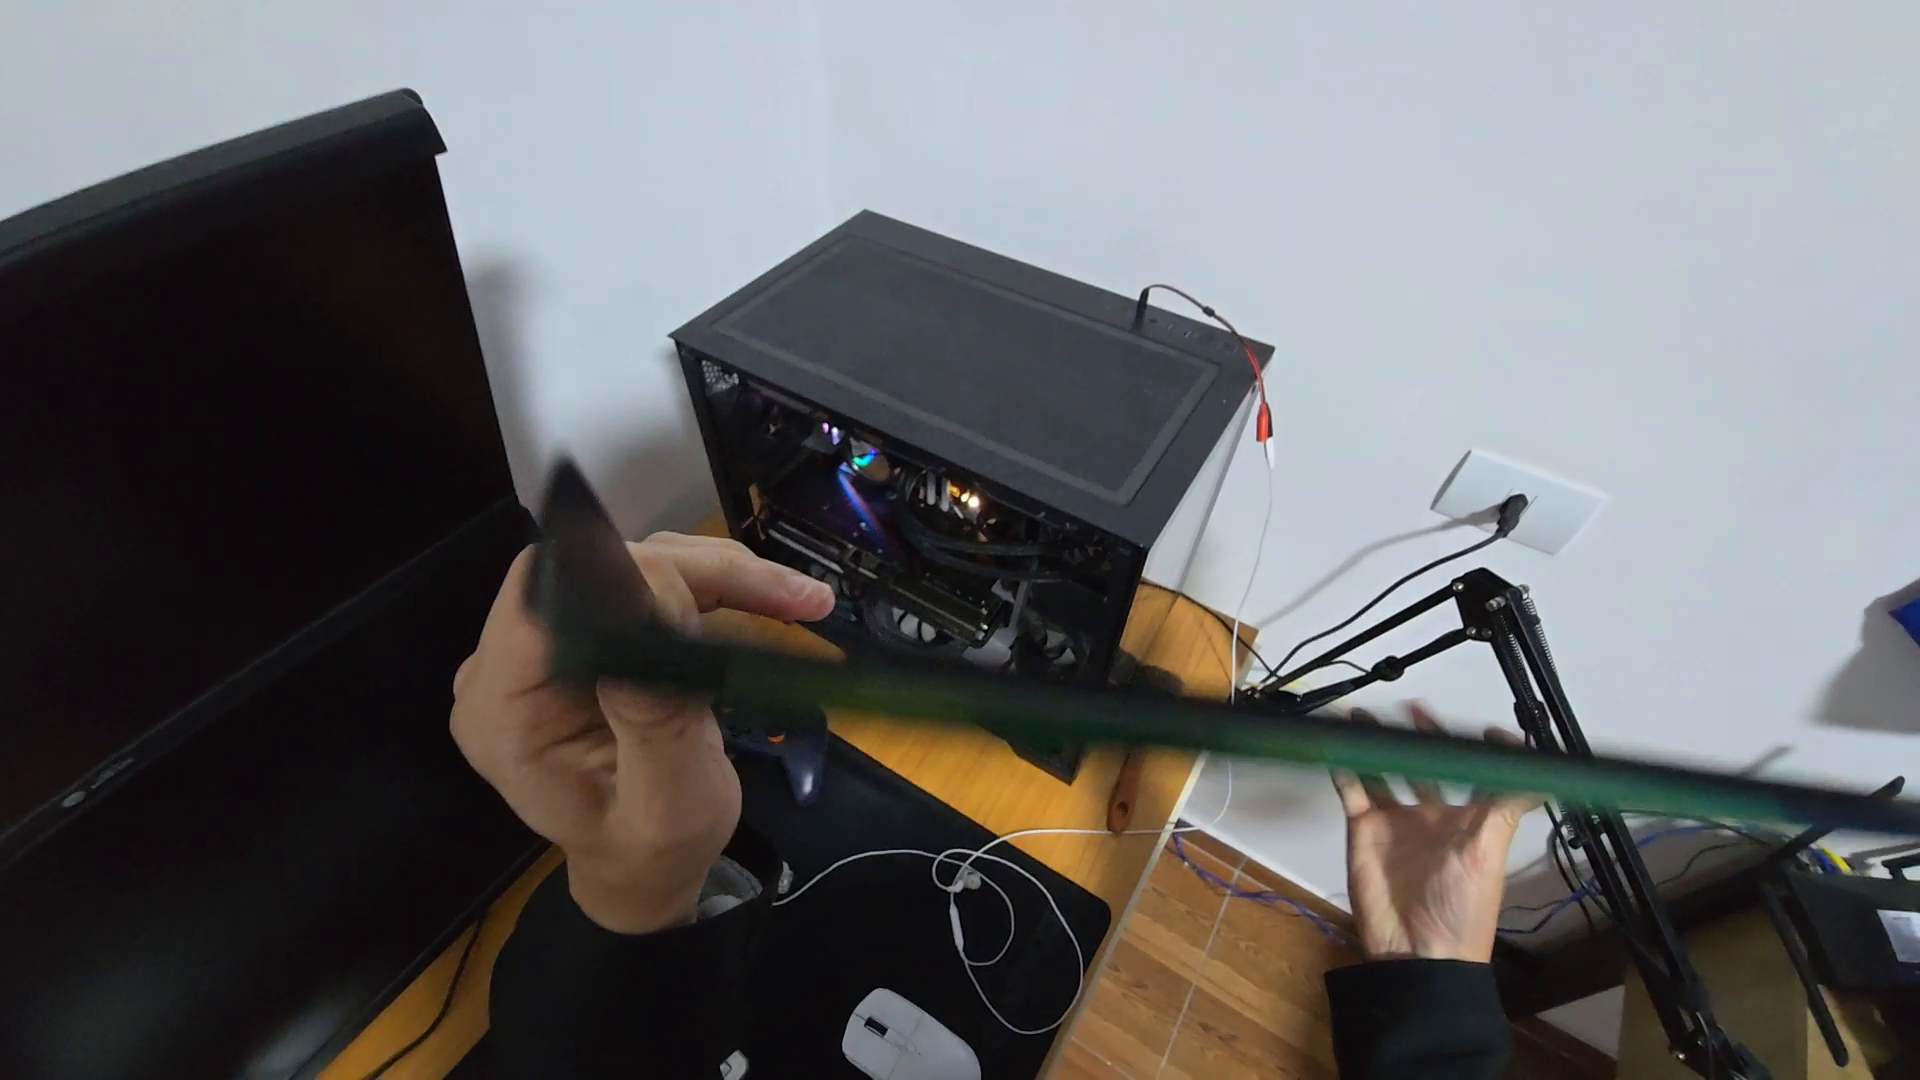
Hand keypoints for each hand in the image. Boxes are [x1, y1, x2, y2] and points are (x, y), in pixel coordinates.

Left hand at [450, 533, 834, 933]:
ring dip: (729, 575)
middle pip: (605, 567)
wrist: (648, 866)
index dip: (630, 580)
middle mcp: (519, 660)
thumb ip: (656, 723)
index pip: (550, 599)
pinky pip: (664, 583)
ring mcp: (563, 641)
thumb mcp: (664, 810)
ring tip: (804, 599)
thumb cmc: (652, 854)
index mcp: (506, 706)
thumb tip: (658, 620)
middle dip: (706, 573)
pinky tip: (780, 600)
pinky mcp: (605, 631)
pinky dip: (727, 586)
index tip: (714, 601)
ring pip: (645, 564)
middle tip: (795, 598)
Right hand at [1332, 703, 1539, 963]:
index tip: (1483, 727)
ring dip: (1373, 743)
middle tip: (1412, 708)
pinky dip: (1342, 766)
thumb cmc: (1462, 906)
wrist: (1416, 948)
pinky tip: (1336, 744)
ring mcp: (1394, 818)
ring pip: (1382, 769)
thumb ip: (1503, 809)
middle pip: (1424, 765)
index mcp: (1467, 820)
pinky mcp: (1362, 824)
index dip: (1481, 752)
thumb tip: (1541, 772)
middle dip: (1420, 736)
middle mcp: (1431, 813)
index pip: (1477, 777)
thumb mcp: (1487, 853)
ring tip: (1362, 716)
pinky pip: (1350, 788)